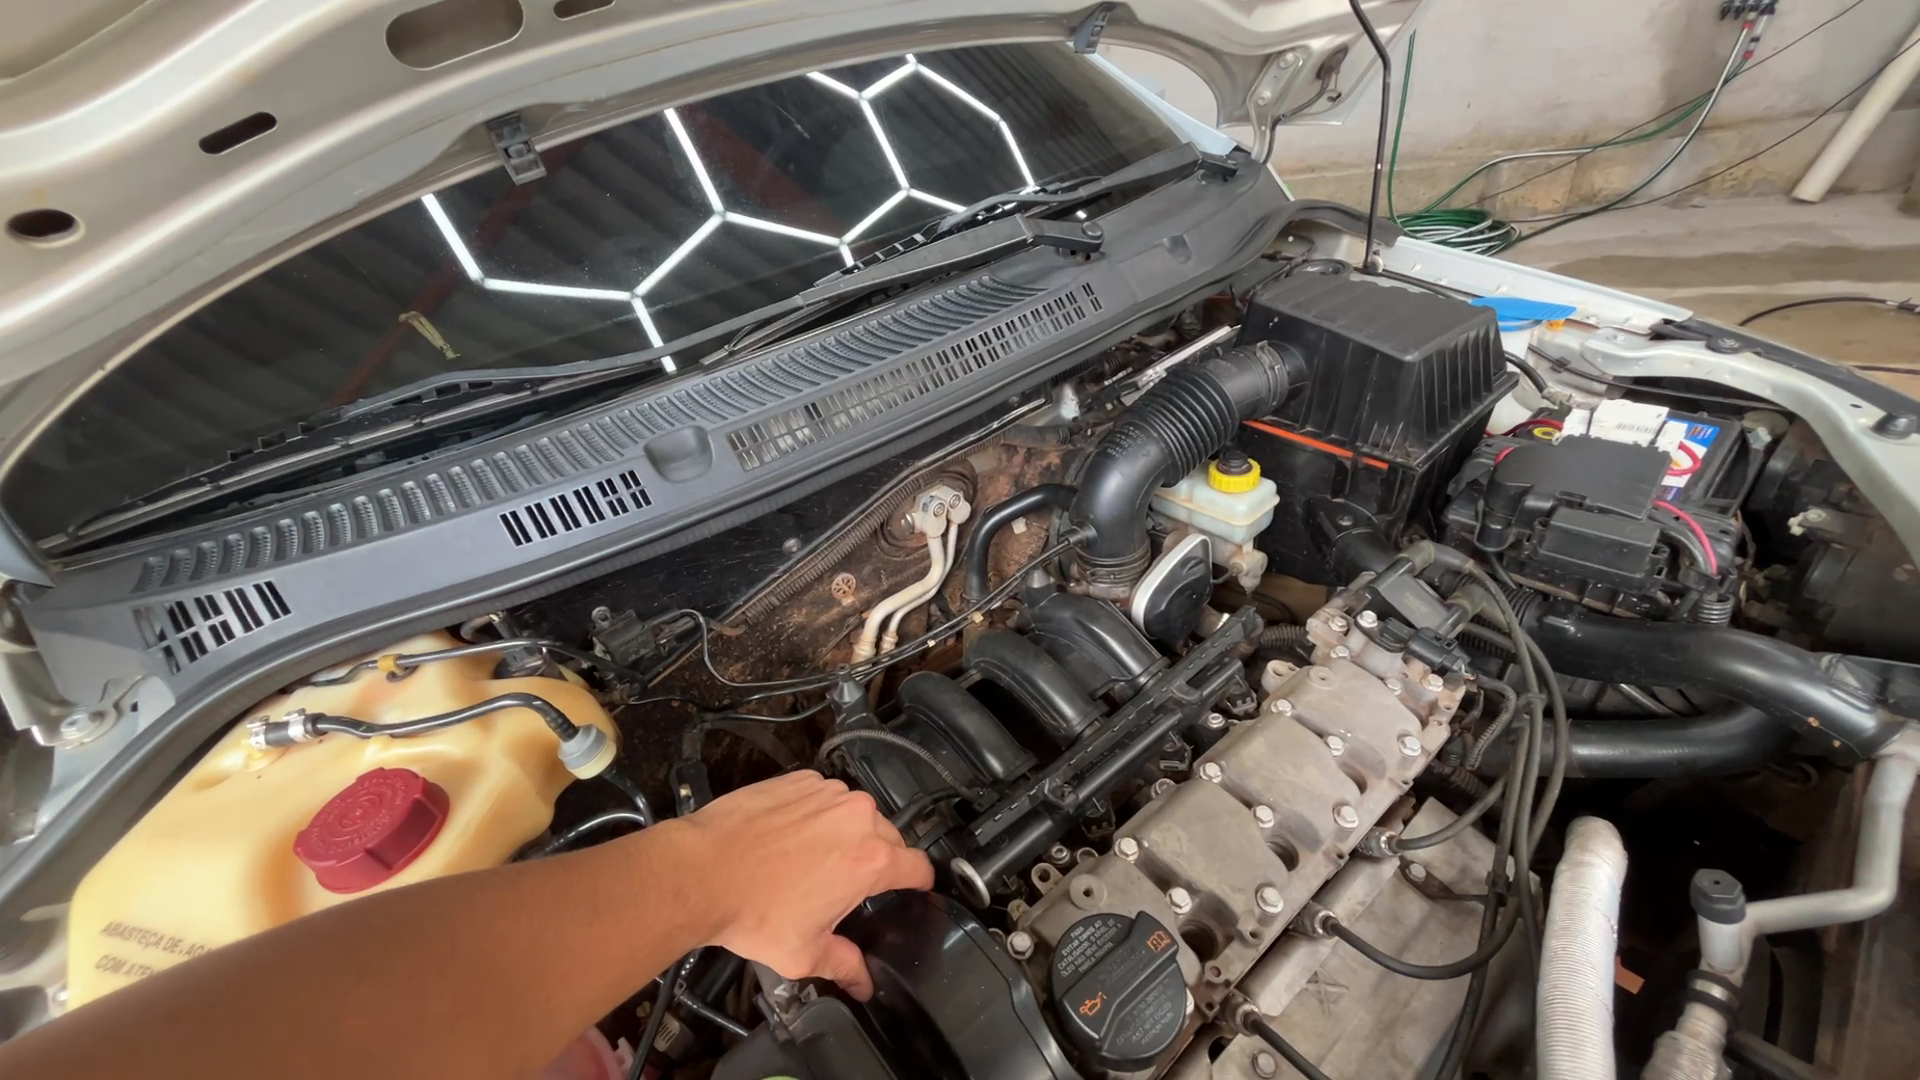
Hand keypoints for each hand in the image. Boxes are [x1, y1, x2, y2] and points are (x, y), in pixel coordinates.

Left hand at [669, 770, 932, 999]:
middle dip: (875, 859)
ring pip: (856, 814)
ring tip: (811, 858)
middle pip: (888, 837)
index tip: (915, 885)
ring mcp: (830, 793)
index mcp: (871, 861)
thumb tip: (862, 982)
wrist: (702, 870)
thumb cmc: (752, 910)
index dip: (920, 881)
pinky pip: (825, 796)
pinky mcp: (803, 779)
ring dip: (845, 832)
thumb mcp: (803, 953)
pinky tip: (790, 836)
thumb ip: (844, 966)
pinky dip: (816, 813)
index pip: (919, 866)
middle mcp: (858, 818)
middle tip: (845, 883)